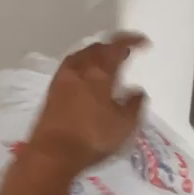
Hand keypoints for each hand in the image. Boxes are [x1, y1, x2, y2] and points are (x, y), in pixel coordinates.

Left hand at [22, 34, 148, 175]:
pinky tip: (86, 79)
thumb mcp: (124, 125)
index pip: (117, 46)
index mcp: (99, 72)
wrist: (52, 153)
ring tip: (105, 64)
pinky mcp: (51, 92)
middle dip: (112, 47)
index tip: (143, 43)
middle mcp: (78, 69)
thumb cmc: (93, 138)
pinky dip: (82, 66)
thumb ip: (134, 105)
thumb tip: (136, 91)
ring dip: (95, 55)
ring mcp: (61, 79)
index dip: (131, 41)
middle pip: (96, 48)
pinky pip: (70, 68)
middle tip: (125, 53)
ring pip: (80, 56)